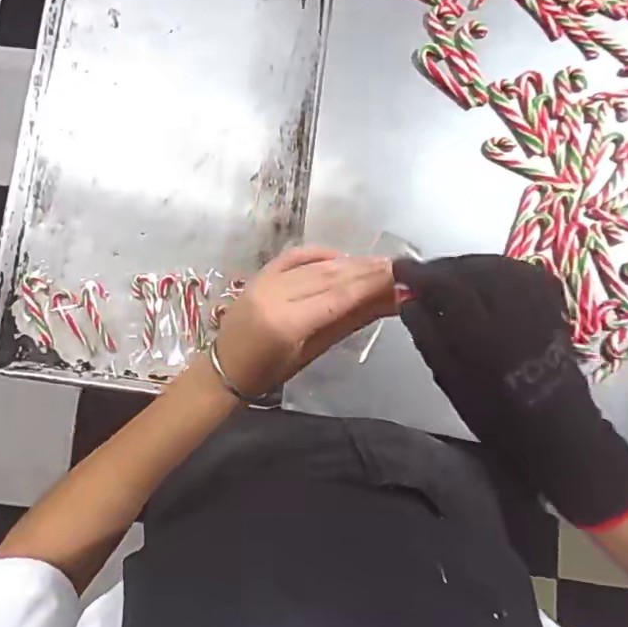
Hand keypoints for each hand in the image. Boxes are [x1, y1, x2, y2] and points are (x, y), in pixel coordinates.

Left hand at [211, 248, 397, 395]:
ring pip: (314, 266)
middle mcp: (275, 296)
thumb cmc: (269, 372)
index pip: (339, 296)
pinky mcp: (259, 275)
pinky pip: (293, 257)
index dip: (373, 284)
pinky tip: (340, 256)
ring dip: (349, 262)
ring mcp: (264, 282)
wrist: (225, 368)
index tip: (402, 277)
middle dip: (367, 270)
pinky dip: (318, 254)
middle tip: (399, 267)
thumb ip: (350, 322)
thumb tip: (391, 301)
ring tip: (378, 264)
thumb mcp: (312, 352)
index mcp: (287, 323)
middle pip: (329, 276)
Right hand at [395, 254, 627, 528]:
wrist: (555, 430)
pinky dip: (500, 268)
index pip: (446, 284)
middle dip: (444, 267)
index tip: (399, 268)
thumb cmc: (494, 412)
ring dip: (470, 265)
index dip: (420, 272)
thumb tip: (408, 301)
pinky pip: (524, 272)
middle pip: (473, 268)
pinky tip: (488, 277)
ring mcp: (537, 305)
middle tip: (422, 275)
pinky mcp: (554, 306)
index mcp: (480, 331)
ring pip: (499, 265)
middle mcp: (512, 309)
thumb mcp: (448, 377)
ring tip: (450, 275)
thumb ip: (426, 334)